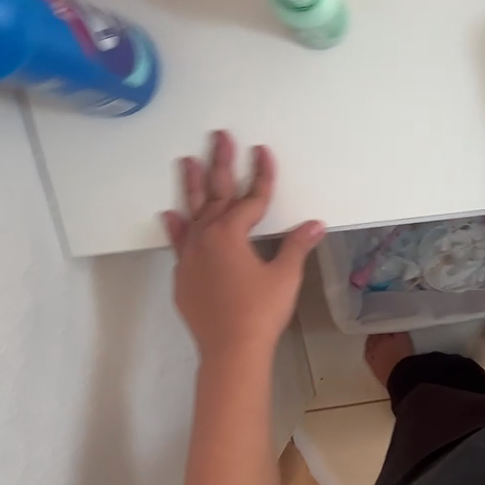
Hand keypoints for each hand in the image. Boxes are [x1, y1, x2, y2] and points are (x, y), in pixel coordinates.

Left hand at [162, 132, 324, 361]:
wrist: (230, 349)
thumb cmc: (261, 312)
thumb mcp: (285, 277)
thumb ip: (296, 247)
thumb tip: (315, 224)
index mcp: (231, 234)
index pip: (251, 198)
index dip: (261, 175)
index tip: (262, 151)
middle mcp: (205, 237)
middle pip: (215, 194)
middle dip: (219, 163)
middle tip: (218, 136)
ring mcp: (190, 256)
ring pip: (191, 212)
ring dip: (190, 186)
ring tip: (185, 160)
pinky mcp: (183, 275)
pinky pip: (178, 242)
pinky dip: (175, 227)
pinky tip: (170, 215)